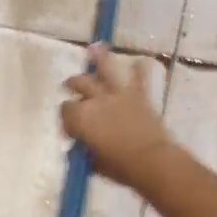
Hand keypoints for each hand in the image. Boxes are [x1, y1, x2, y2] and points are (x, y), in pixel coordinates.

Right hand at [61, 45, 175, 188]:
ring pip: (107, 69)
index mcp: (80, 117)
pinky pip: (140, 78)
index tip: (70, 129)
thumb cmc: (119, 167)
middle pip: (80, 84)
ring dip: (100, 58)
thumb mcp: (93, 163)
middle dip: (73, 84)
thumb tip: (82, 147)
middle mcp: (96, 100)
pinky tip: (140, 61)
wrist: (151, 161)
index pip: (65, 110)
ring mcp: (119, 94)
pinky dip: (140, 70)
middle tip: (69, 84)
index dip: (66, 119)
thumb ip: (85, 150)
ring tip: (95, 49)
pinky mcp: (140, 96)